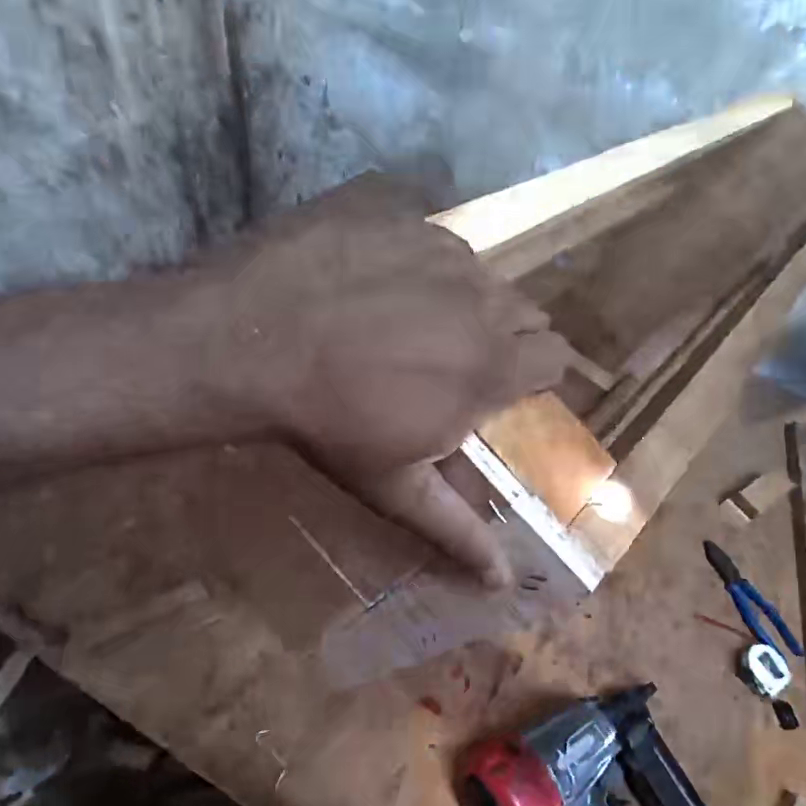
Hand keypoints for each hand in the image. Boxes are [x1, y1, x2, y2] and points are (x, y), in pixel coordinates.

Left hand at [178, 175, 569, 585]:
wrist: (247, 341)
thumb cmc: (331, 423)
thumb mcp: (397, 487)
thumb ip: (458, 530)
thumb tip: (501, 583)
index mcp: (494, 367)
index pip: (557, 358)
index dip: (539, 373)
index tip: (510, 386)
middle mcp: (486, 303)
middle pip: (529, 315)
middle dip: (510, 337)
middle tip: (462, 359)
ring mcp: (448, 256)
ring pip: (489, 279)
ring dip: (473, 302)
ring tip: (420, 323)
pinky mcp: (409, 223)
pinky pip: (445, 247)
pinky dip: (433, 268)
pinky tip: (386, 287)